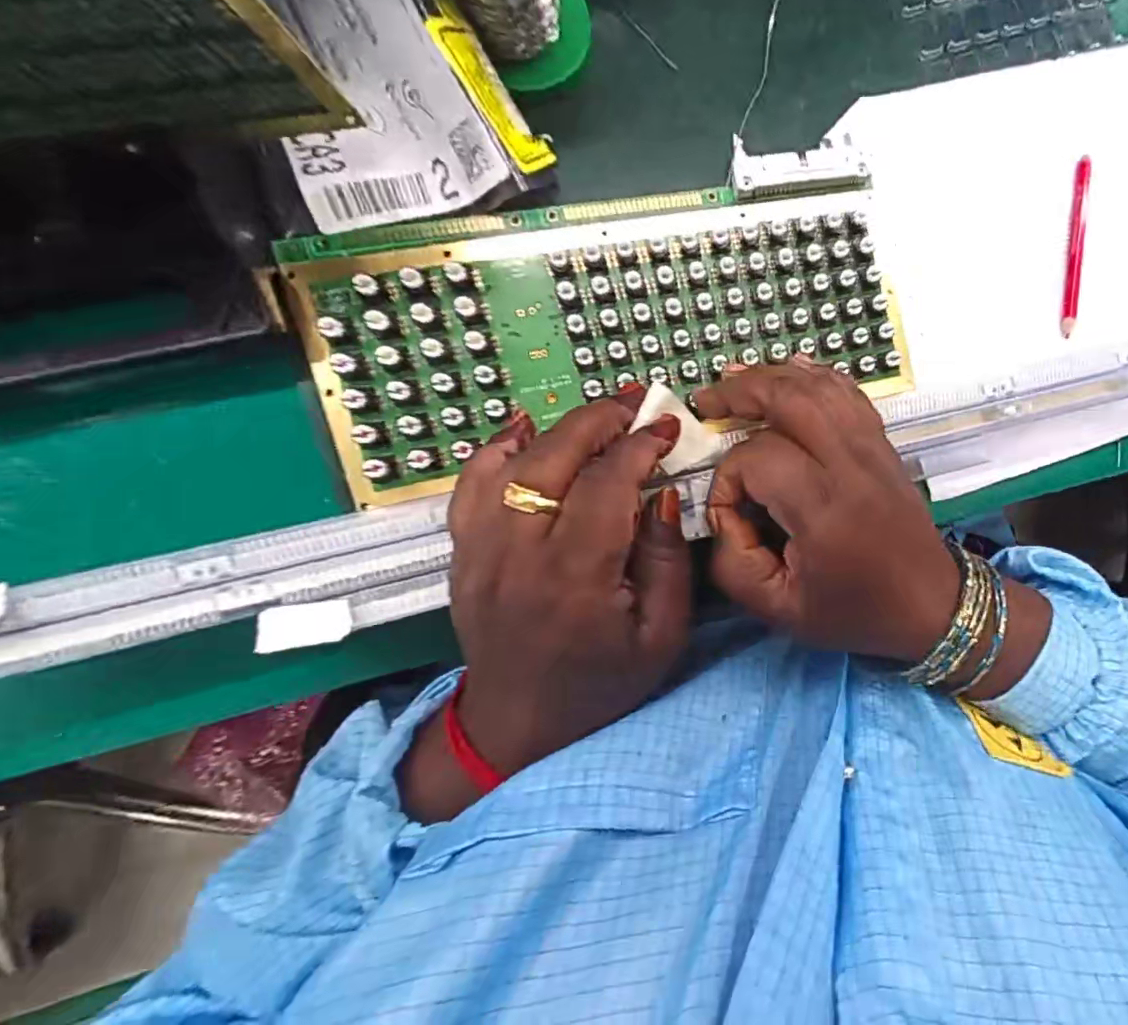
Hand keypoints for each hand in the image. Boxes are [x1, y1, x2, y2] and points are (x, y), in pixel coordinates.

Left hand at [443, 393, 689, 776]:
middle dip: (600, 420)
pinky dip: (497, 447)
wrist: (518, 723)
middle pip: (553, 458)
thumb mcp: (662, 636)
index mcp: (575, 579)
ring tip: (597, 418)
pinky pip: (471, 483)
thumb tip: (660, 493)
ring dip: (558, 429)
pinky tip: (525, 429)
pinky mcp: (461, 552)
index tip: (665, 428)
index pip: (605, 484)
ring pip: (512, 462)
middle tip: (635, 405)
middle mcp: (518, 555)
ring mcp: (479, 550)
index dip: (638, 446)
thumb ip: (666, 560)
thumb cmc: (600, 685)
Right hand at [692, 360, 961, 660]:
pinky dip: (814, 375)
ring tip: (734, 378)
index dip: (726, 479)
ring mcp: (873, 448)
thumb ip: (732, 562)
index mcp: (824, 510)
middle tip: (705, 400)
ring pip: (819, 387)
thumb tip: (723, 510)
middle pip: (791, 399)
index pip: (757, 460)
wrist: (931, 606)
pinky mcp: (883, 444)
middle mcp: (851, 466)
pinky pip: (848, 393)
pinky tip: (789, 370)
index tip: (726, 511)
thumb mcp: (778, 609)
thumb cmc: (854, 611)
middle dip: (740, 393)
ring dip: (772, 376)